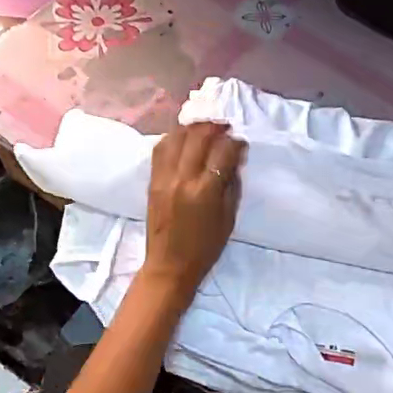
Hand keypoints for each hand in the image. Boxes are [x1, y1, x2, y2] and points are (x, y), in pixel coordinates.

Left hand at [141, 121, 244, 299]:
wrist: (169, 265)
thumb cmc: (205, 248)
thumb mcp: (229, 218)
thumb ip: (232, 185)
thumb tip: (234, 157)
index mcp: (206, 191)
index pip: (224, 151)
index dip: (235, 142)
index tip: (241, 143)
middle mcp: (183, 178)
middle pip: (199, 136)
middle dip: (215, 127)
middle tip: (225, 128)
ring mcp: (164, 177)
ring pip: (178, 136)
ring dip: (194, 128)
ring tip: (205, 129)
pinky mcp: (152, 180)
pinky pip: (161, 148)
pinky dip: (175, 138)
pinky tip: (184, 139)